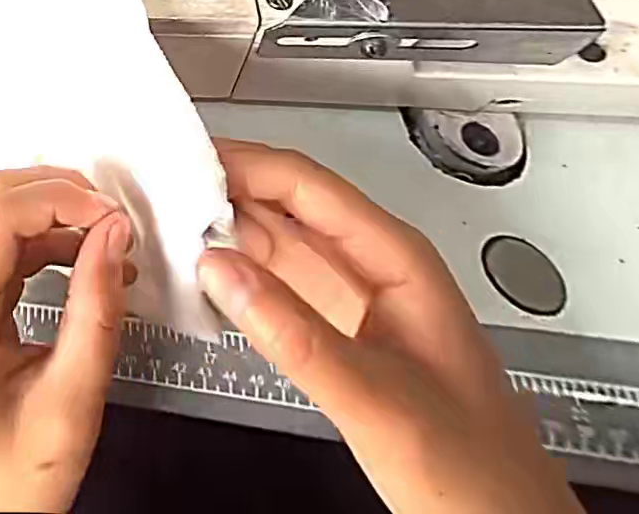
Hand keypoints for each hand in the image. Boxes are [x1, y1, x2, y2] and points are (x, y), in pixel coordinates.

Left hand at [0, 168, 132, 513]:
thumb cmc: (9, 479)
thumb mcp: (70, 403)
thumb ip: (96, 310)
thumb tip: (113, 232)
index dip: (61, 200)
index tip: (112, 217)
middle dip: (60, 193)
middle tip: (113, 218)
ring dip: (56, 209)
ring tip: (108, 237)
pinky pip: (2, 235)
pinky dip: (47, 233)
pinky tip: (85, 254)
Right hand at [199, 140, 582, 513]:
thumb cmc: (474, 474)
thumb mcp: (381, 403)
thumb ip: (297, 335)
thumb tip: (218, 267)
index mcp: (393, 254)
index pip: (305, 184)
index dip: (245, 165)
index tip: (187, 163)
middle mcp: (368, 261)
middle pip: (286, 200)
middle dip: (226, 187)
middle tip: (164, 187)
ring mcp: (348, 293)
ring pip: (275, 236)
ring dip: (224, 225)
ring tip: (170, 219)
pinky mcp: (331, 324)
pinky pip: (273, 278)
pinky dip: (235, 268)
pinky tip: (202, 269)